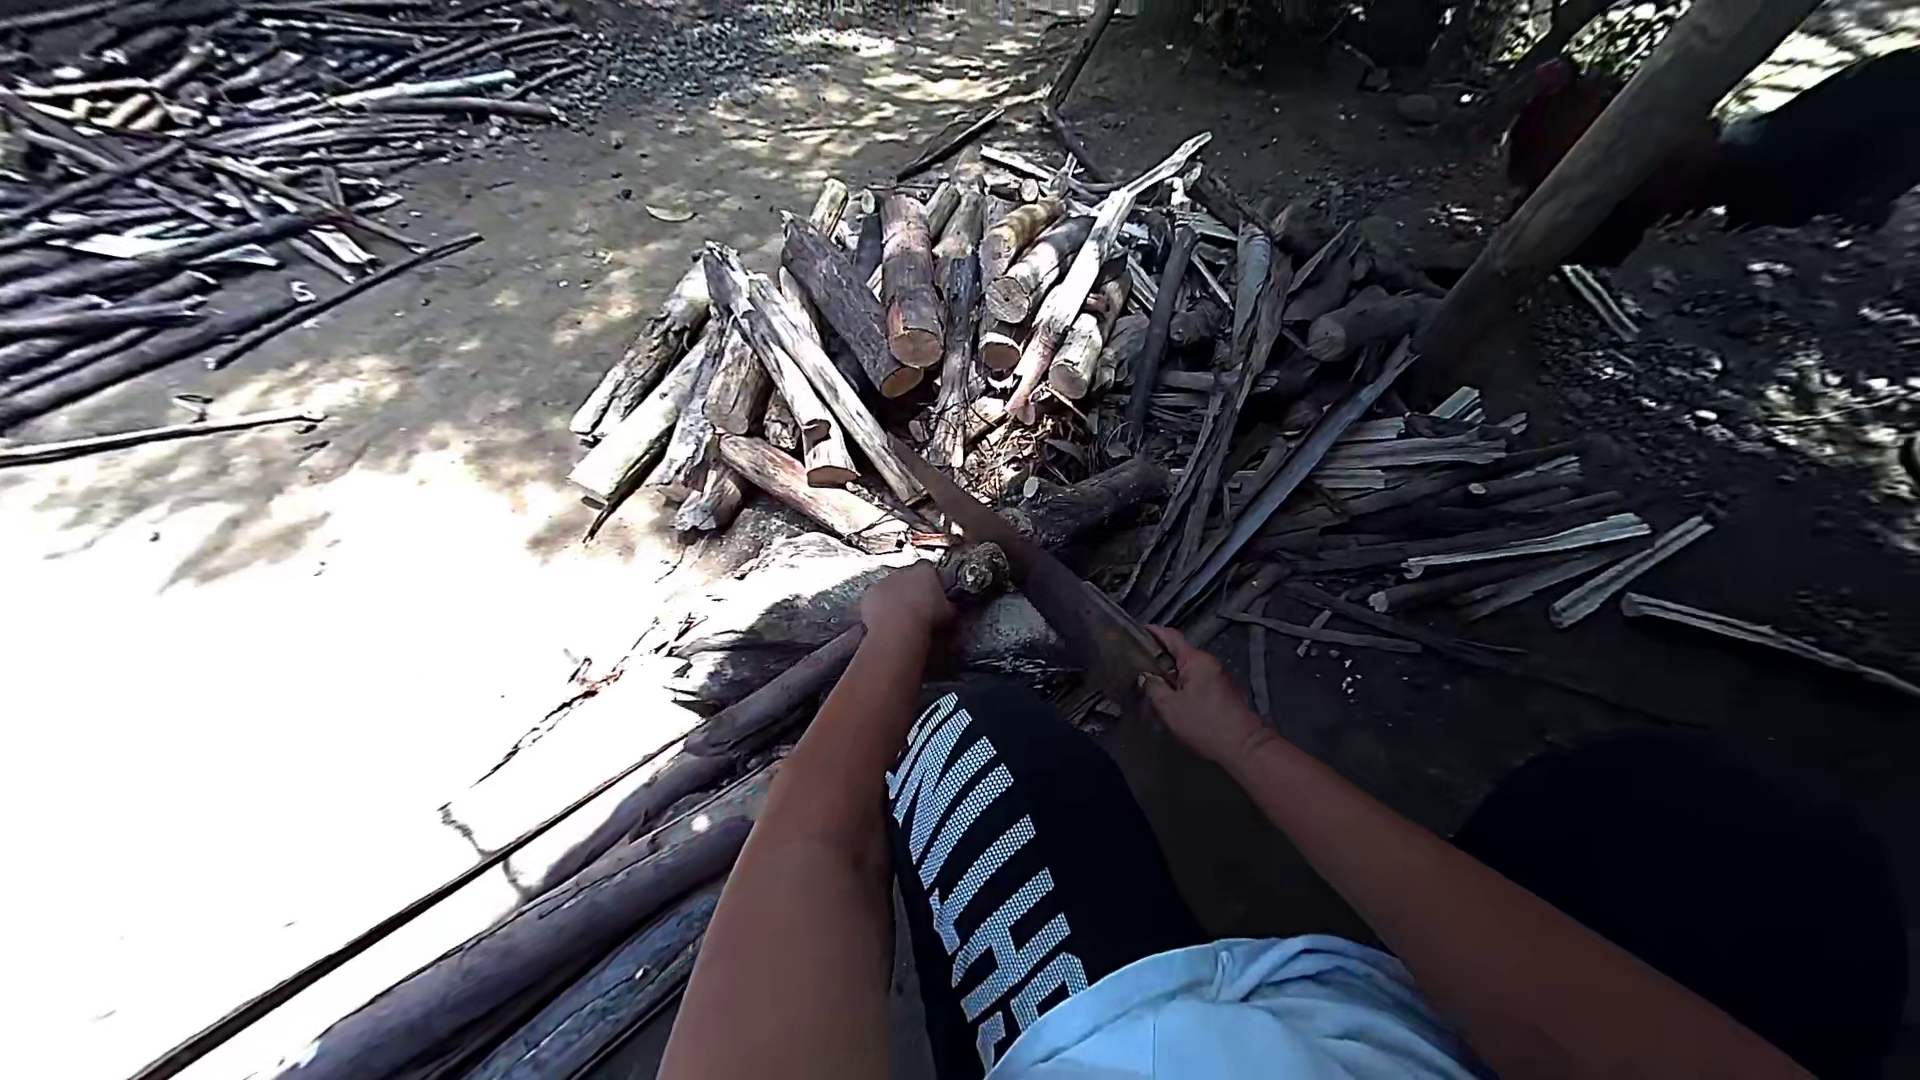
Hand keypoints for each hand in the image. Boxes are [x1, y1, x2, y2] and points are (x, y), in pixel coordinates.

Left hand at [859, 563, 955, 638]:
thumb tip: (952, 608)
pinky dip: (878, 606)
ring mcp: (883, 581)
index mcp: (924, 571)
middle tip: (915, 606)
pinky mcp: (869, 594)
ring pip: (889, 586)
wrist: (898, 628)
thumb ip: (950, 606)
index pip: (928, 567)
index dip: (929, 579)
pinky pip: (875, 598)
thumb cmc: (928, 618)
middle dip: (909, 587)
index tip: (930, 592)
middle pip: (907, 575)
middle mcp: (903, 571)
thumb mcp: (949, 614)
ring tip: (898, 616)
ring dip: (893, 596)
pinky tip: (884, 620)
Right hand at [1141, 626, 1273, 764]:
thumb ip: (1154, 687)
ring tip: (1151, 684)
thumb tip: (1146, 676)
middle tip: (1138, 664)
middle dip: (1159, 658)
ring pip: (1188, 670)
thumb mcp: (1169, 707)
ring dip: (1171, 674)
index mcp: (1196, 660)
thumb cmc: (1204, 724)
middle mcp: (1209, 664)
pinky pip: (1197, 681)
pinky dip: (1182, 685)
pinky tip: (1171, 698)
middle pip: (1179, 653)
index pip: (1172, 636)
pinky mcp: (1223, 693)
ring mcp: (1218, 678)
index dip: (1153, 632)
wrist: (1244, 748)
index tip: (1137, 632)